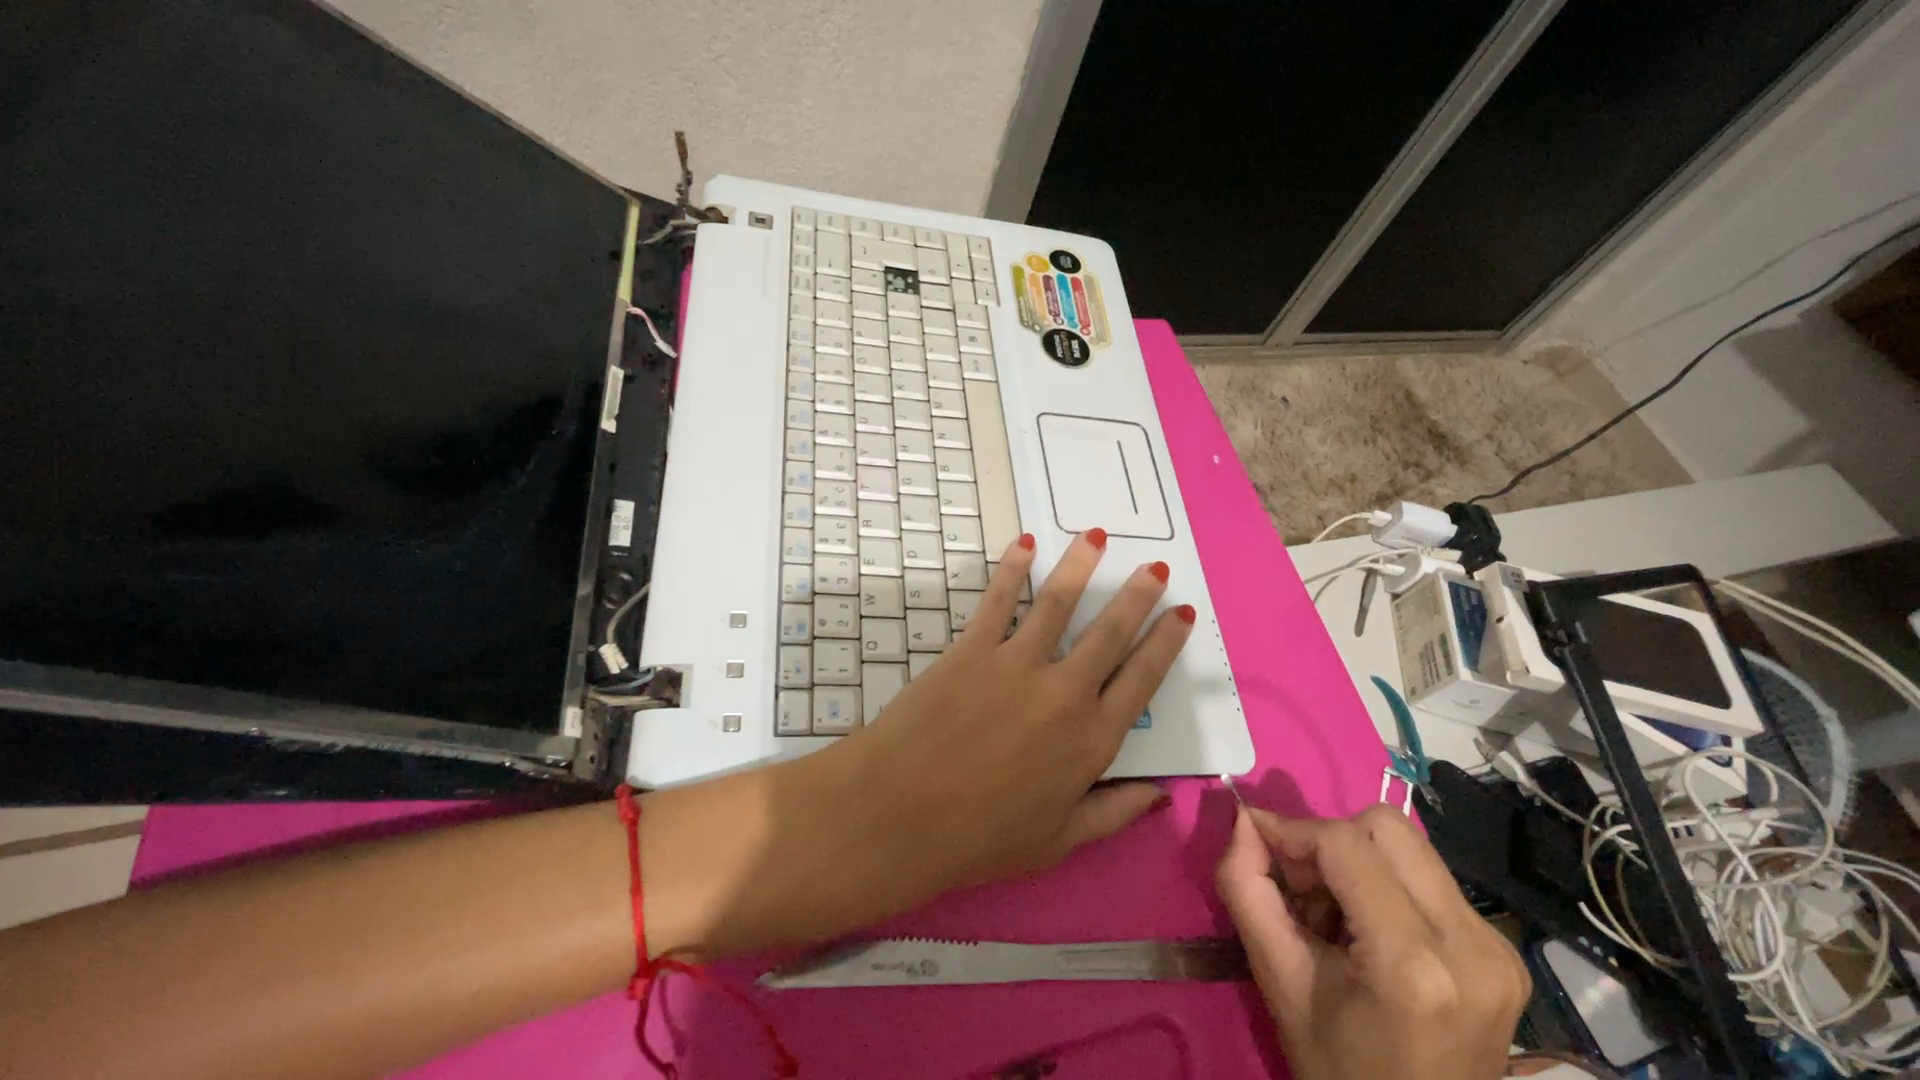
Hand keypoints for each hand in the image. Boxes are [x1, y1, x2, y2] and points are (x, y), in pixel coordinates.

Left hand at [824, 528, 1194, 893]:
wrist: (898, 816)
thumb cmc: (980, 839)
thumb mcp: (1058, 842)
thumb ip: (1113, 813)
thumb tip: (1162, 793)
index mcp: (1091, 741)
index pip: (1142, 680)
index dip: (1165, 644)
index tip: (1182, 615)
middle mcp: (1063, 694)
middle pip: (1110, 633)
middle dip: (1137, 596)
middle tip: (1156, 567)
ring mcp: (1015, 665)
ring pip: (1059, 604)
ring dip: (1081, 567)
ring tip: (1098, 537)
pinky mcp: (970, 650)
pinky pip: (998, 601)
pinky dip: (1013, 569)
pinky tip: (1025, 544)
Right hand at [1215, 805, 1529, 1079]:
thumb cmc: (1336, 1070)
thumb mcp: (1278, 982)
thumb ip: (1247, 889)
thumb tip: (1244, 819)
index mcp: (1412, 963)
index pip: (1345, 844)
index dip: (1292, 830)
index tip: (1256, 841)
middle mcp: (1471, 943)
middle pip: (1387, 828)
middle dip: (1330, 843)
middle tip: (1300, 888)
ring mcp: (1498, 947)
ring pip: (1412, 848)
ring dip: (1360, 863)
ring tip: (1336, 917)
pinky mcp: (1509, 953)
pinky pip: (1434, 881)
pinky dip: (1390, 887)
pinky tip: (1372, 935)